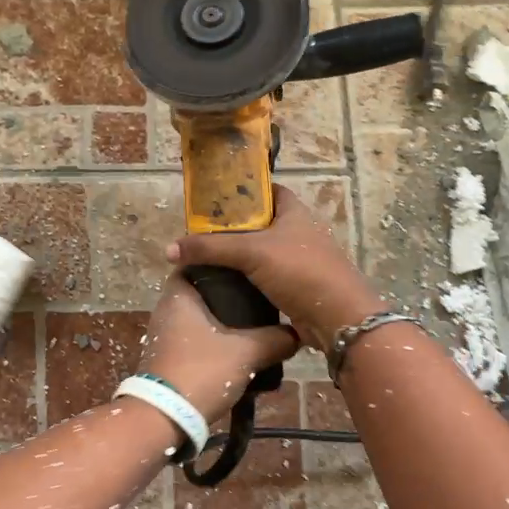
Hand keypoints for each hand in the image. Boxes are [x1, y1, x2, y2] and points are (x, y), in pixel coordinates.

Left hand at [142, 274, 299, 424]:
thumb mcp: (246, 353)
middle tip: (260, 301)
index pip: (197, 263)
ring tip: (256, 331)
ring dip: (224, 326)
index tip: (248, 270)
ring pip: (200, 320)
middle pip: (202, 293)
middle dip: (230, 299)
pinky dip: (215, 345)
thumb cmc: (202, 371)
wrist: (163, 417)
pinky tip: (238, 356)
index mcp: (178, 295)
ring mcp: (164, 335)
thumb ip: (275, 339)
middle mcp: (166, 309)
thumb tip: (298, 334)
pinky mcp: (167, 358)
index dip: (222, 264)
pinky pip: (195, 342)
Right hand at [164, 186, 384, 352]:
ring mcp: (301, 261)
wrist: (338, 318)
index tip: (217, 197)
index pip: (270, 191)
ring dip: (242, 254)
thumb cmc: (300, 271)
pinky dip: (250, 278)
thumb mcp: (251, 252)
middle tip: (205, 230)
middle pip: (263, 222)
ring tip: (210, 256)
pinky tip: (228, 283)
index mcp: (295, 213)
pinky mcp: (298, 287)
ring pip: (264, 251)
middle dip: (236, 226)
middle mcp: (300, 233)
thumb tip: (169, 249)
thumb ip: (210, 248)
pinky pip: (267, 276)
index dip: (246, 190)